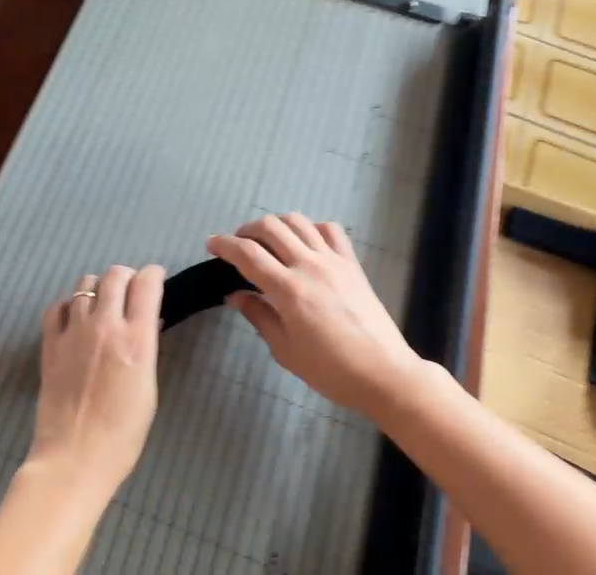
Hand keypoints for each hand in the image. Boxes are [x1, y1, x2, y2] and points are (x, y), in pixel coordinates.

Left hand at [28, 264, 164, 496]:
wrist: (74, 459)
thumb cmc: (122, 435)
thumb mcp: (148, 390)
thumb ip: (145, 349)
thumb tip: (146, 324)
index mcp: (135, 339)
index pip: (147, 283)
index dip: (154, 275)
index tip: (156, 280)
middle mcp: (104, 326)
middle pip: (115, 275)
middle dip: (127, 277)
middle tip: (130, 292)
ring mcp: (73, 332)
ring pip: (85, 283)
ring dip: (98, 288)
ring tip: (102, 305)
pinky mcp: (49, 343)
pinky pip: (58, 306)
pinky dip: (69, 306)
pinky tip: (74, 321)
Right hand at [209, 213, 424, 416]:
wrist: (384, 374)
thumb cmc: (331, 371)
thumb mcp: (286, 351)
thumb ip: (259, 317)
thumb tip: (235, 296)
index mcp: (288, 290)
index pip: (248, 254)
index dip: (224, 245)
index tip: (211, 244)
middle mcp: (309, 265)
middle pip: (271, 227)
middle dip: (247, 230)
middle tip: (237, 244)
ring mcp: (334, 261)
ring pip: (299, 222)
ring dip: (276, 224)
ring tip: (267, 239)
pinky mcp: (352, 263)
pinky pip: (330, 230)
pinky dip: (312, 227)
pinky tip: (305, 241)